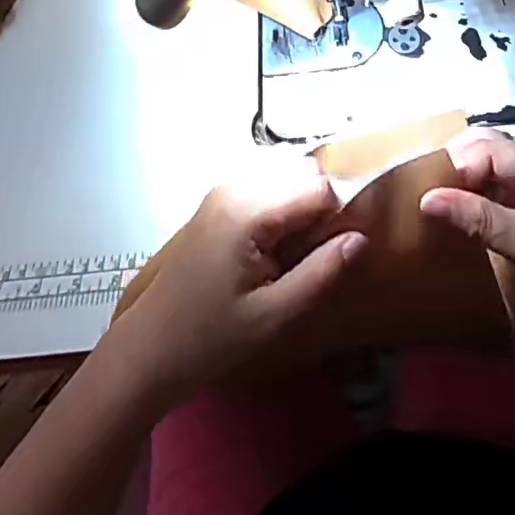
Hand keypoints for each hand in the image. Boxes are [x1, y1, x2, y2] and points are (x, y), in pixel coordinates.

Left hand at [107, 179, 365, 405]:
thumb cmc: (213, 336)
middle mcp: (233, 186)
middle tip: (321, 249)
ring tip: (301, 247)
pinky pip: (262, 183)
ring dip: (301, 199)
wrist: (153, 344)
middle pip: (299, 169)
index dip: (338, 213)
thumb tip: (361, 238)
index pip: (316, 186)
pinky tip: (279, 241)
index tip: (341, 247)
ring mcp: (221, 190)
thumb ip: (320, 273)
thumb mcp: (274, 315)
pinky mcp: (217, 201)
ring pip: (281, 171)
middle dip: (320, 201)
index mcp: (247, 210)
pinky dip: (281, 201)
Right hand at [419, 128, 514, 350]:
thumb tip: (425, 199)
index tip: (429, 194)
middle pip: (486, 150)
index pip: (489, 148)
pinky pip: (492, 192)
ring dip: (461, 184)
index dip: (458, 167)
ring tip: (435, 203)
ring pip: (486, 170)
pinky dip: (471, 200)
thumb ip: (478, 217)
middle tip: (427, 193)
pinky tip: (454, 215)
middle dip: (455, 168)